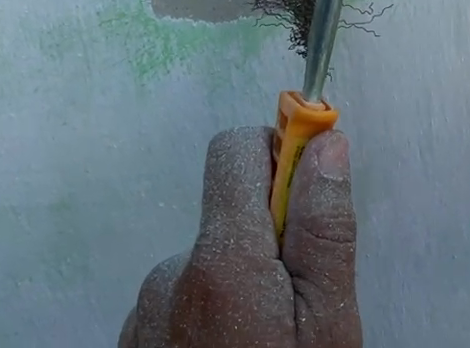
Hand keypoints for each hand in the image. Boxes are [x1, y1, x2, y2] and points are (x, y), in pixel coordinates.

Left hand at [119, 127, 360, 347]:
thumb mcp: (328, 321)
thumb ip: (324, 226)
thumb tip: (326, 142)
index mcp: (219, 259)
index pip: (234, 149)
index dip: (276, 152)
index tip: (307, 191)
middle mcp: (167, 277)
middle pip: (226, 212)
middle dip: (268, 234)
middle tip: (301, 301)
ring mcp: (142, 318)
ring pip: (207, 262)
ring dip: (240, 282)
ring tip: (265, 344)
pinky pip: (180, 302)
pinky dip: (210, 316)